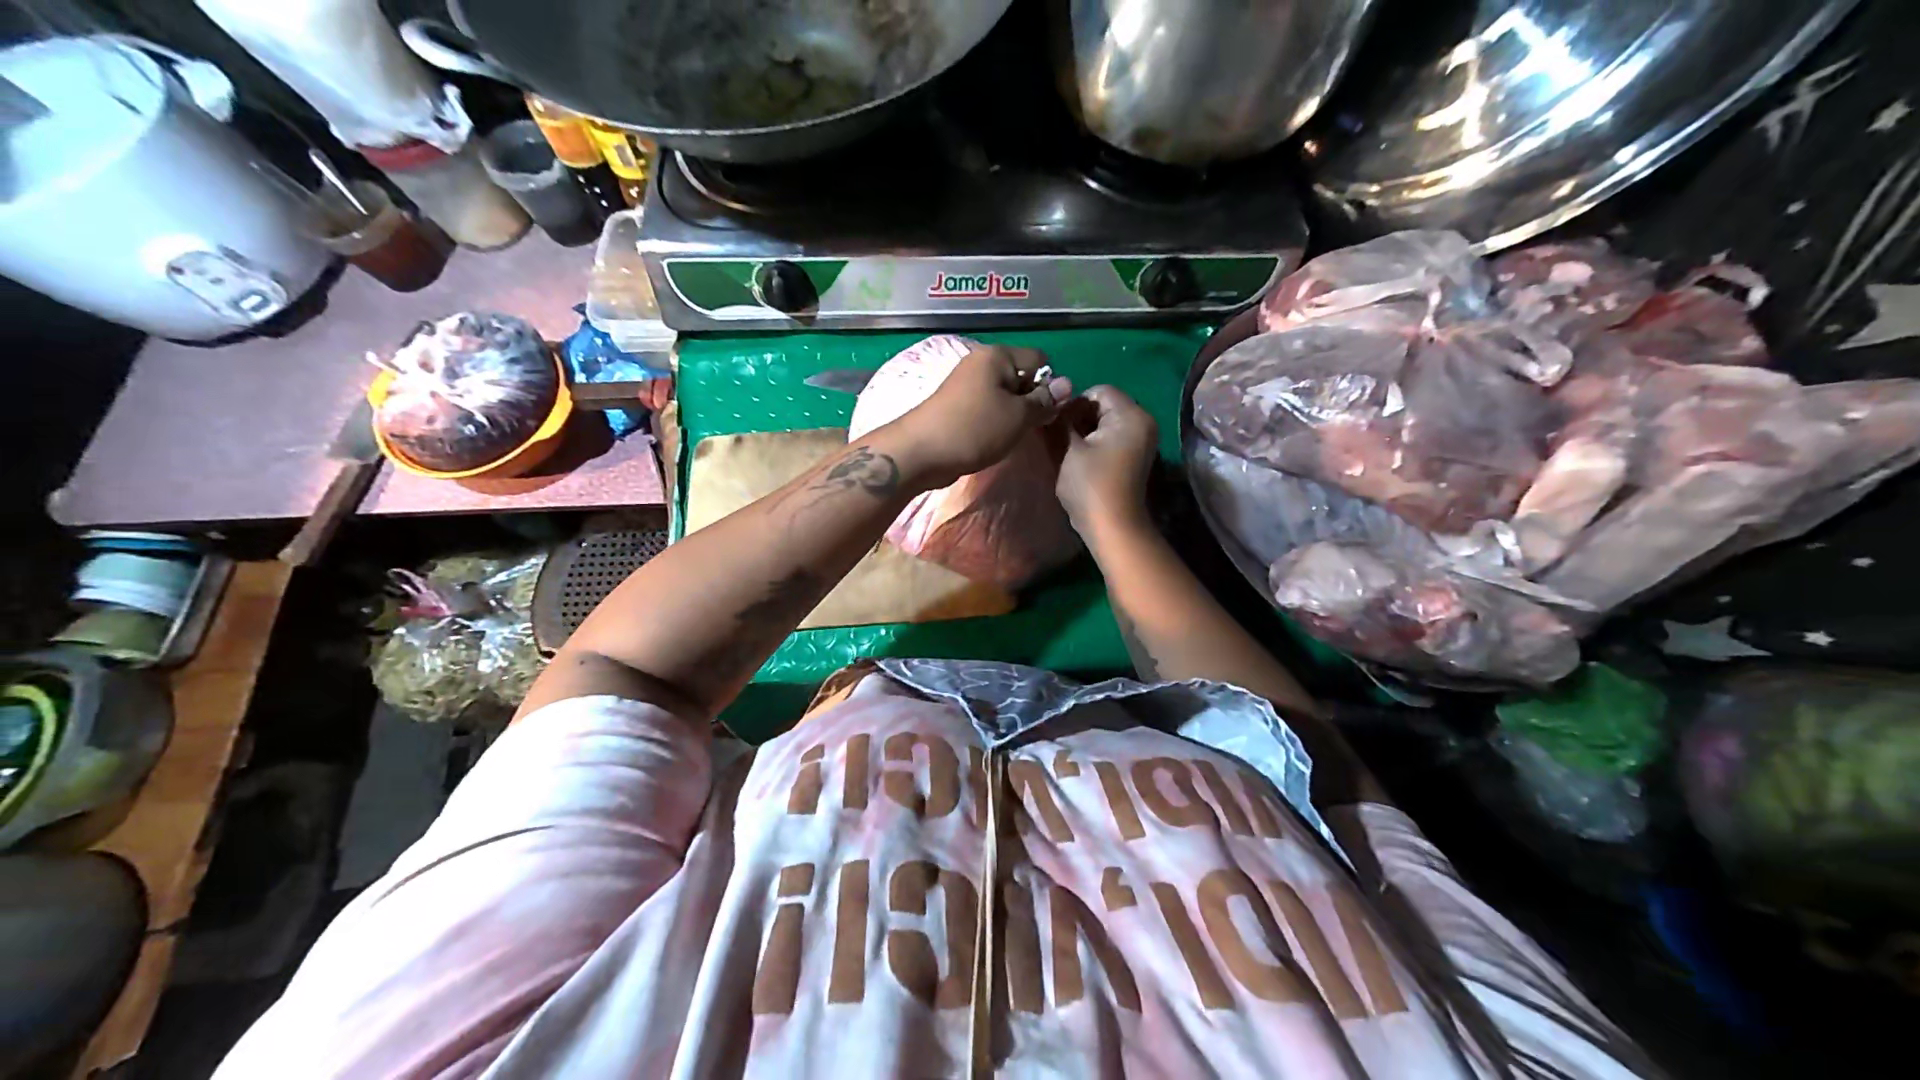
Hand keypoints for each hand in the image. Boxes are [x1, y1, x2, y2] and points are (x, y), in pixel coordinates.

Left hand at [884, 345, 1071, 486]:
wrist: (921, 452)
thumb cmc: (975, 429)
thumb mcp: (1018, 416)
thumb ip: (1044, 400)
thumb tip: (1067, 384)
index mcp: (997, 355)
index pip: (1040, 360)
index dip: (1050, 385)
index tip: (1048, 412)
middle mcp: (981, 363)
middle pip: (1021, 376)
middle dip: (1032, 400)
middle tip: (1032, 428)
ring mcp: (966, 384)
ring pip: (1005, 395)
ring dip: (1014, 414)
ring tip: (1012, 436)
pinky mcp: (957, 405)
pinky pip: (988, 407)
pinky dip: (995, 420)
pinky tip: (994, 439)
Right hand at [1056, 385, 1157, 537]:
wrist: (1112, 526)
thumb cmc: (1090, 484)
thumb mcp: (1070, 449)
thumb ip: (1061, 422)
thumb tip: (1052, 408)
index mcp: (1131, 414)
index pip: (1098, 390)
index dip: (1074, 403)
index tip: (1057, 423)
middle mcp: (1143, 421)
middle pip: (1105, 404)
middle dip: (1079, 415)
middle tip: (1058, 435)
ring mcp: (1141, 439)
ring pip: (1107, 421)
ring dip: (1085, 429)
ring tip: (1067, 447)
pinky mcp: (1135, 455)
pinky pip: (1113, 436)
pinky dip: (1096, 441)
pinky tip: (1080, 457)